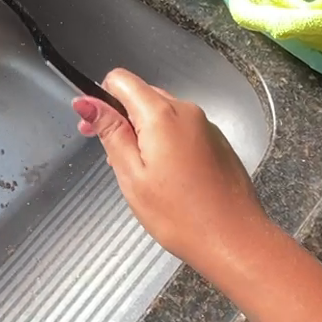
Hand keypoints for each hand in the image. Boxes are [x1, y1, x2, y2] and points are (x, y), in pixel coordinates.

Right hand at [73, 68, 277, 276]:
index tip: (94, 128)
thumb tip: (86, 102)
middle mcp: (187, 111)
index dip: (101, 99)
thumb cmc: (179, 215)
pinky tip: (166, 178)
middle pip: (143, 96)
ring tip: (140, 175)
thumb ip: (110, 132)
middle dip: (121, 119)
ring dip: (143, 133)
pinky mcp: (217, 143)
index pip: (121, 80)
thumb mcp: (131, 174)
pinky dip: (166, 143)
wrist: (234, 241)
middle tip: (112, 158)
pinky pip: (182, 130)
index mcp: (162, 114)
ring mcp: (206, 126)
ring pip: (162, 114)